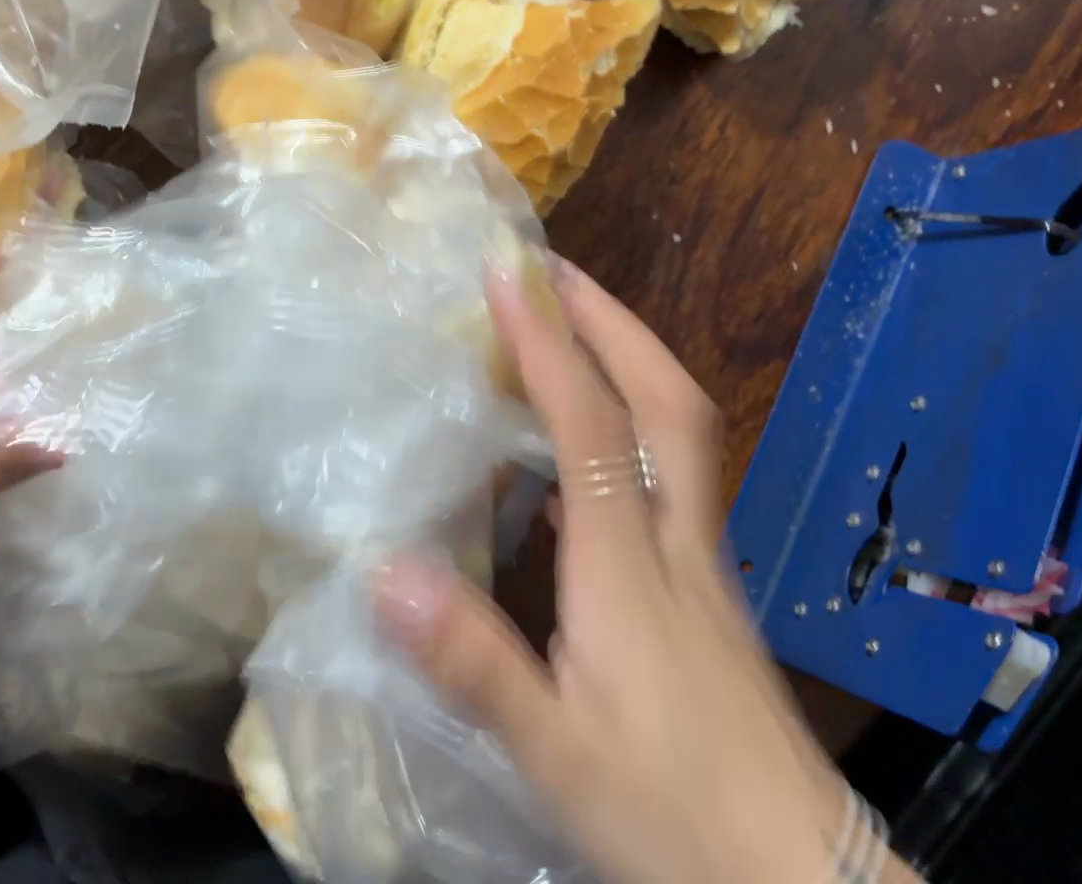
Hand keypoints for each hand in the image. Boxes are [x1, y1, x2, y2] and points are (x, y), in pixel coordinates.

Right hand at [374, 258, 905, 883]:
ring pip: (678, 438)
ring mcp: (697, 572)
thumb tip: (381, 571)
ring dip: (624, 366)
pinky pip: (664, 482)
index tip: (507, 274)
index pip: (593, 426)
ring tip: (563, 333)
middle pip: (668, 406)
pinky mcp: (700, 600)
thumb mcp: (556, 750)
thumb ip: (472, 662)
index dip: (550, 343)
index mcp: (627, 568)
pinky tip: (574, 457)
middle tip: (553, 269)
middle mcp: (673, 548)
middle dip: (612, 324)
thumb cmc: (672, 812)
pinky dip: (623, 432)